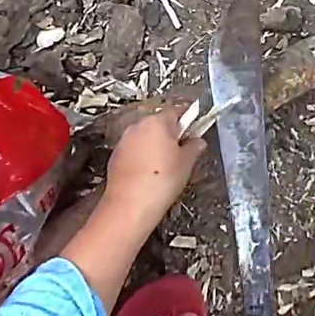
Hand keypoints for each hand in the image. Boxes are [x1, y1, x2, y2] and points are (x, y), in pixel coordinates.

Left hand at [103, 106, 205, 230]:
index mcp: (158, 122)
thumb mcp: (186, 163)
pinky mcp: (116, 156)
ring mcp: (124, 140)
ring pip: (145, 136)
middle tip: (183, 147)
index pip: (176, 110)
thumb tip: (198, 141)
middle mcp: (138, 126)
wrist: (130, 205)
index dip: (188, 116)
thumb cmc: (163, 180)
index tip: (195, 125)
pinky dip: (143, 155)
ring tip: (167, 163)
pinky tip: (150, 171)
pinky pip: (134, 149)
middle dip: (171, 132)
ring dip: (156, 143)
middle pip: (159, 122)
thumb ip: (194, 147)